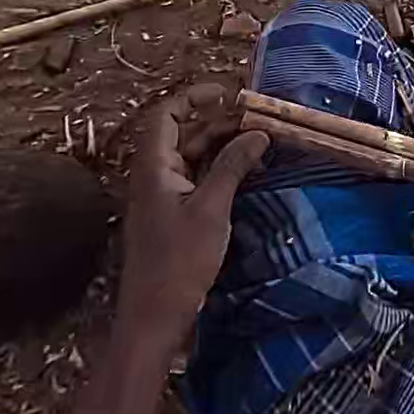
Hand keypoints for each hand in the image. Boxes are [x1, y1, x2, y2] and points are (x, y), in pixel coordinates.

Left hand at [117, 87, 268, 332]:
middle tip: (255, 120)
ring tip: (257, 140)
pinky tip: (244, 170)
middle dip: (217, 122)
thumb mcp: (211, 209)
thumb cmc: (179, 261)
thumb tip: (258, 132)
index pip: (167, 114)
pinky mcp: (173, 214)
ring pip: (192, 156)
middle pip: (183, 133)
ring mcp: (163, 195)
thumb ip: (233, 166)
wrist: (154, 320)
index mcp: (154, 165)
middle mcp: (155, 174)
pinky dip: (218, 168)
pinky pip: (196, 177)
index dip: (194, 97)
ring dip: (221, 145)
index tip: (228, 94)